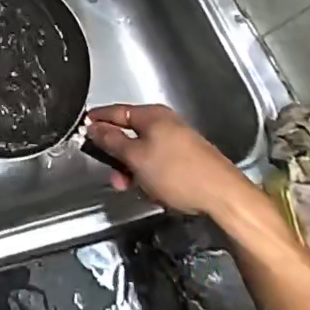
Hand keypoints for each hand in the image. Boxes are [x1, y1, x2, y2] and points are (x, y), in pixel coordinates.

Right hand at [87, 105, 286, 241]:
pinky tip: (154, 191)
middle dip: (118, 155)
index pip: (116, 111)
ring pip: (145, 151)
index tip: (84, 127)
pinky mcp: (190, 159)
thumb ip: (111, 141)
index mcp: (152, 115)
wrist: (225, 198)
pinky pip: (160, 161)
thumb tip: (94, 127)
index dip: (98, 119)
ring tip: (133, 188)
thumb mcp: (136, 157)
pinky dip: (151, 174)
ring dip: (134, 169)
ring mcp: (180, 141)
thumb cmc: (178, 174)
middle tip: (112, 173)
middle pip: (131, 133)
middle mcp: (166, 122)